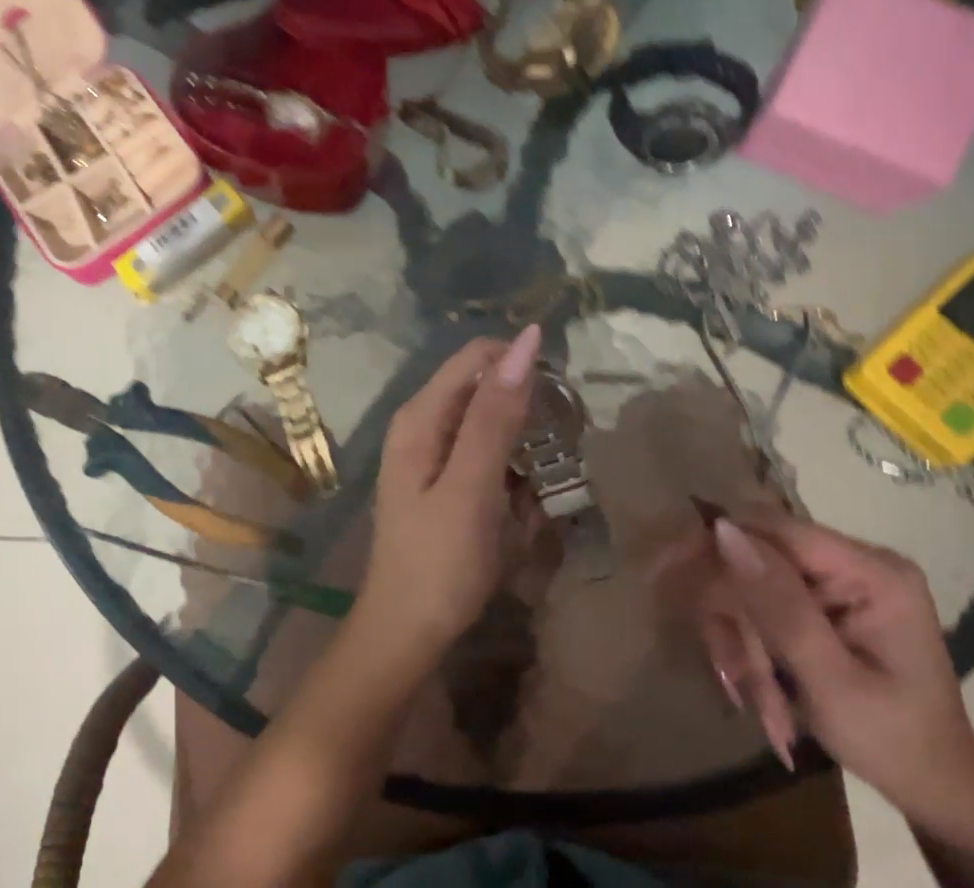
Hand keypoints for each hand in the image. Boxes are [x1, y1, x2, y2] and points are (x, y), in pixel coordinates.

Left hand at [358, 326, 542, 650]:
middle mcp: (422, 427)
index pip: (477, 357)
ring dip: (525, 447)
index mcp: (420, 417)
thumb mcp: (472, 485)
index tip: (564, 399)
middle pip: (484, 388)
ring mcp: (433, 457)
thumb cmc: (439, 561)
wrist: (407, 632)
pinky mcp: (446, 486)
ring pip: (491, 426)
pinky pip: (488, 460)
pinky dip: (512, 475)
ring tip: (547, 481)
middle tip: (566, 445)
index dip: (522, 365)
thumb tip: (525, 341)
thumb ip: (496, 415)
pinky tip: (526, 506)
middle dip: (527, 408)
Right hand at [701, 516, 973, 816]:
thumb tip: (724, 532)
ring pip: (750, 592)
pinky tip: (762, 696)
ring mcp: (838, 586)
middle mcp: (855, 566)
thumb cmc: (890, 738)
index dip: (720, 546)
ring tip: (762, 708)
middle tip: (737, 686)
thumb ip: (779, 605)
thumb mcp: (830, 679)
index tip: (666, 573)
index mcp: (872, 572)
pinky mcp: (822, 607)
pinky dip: (752, 654)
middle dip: (739, 628)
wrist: (931, 786)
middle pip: (757, 565)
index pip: (776, 529)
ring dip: (743, 650)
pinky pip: (762, 611)